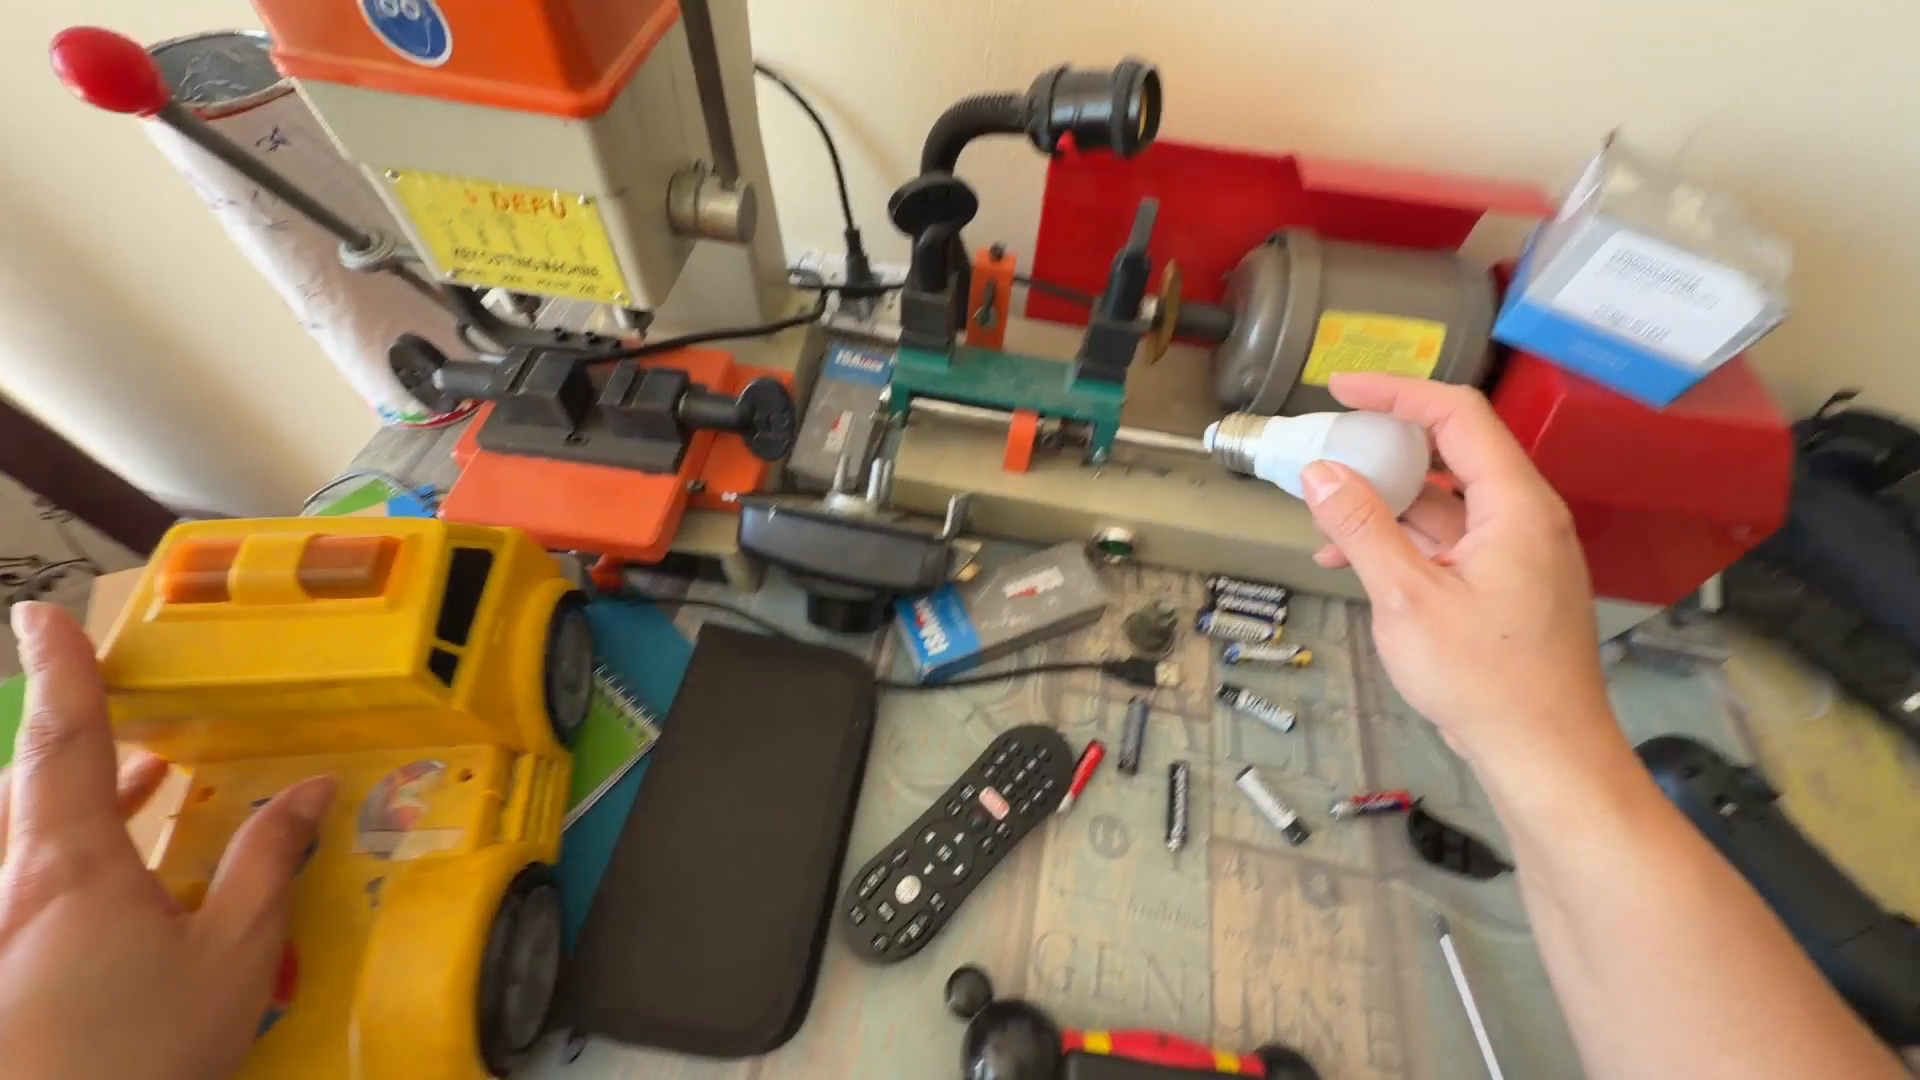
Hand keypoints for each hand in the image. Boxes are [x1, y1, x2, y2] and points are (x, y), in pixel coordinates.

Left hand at [0, 602, 333, 1079]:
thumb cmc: (138, 1050)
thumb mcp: (232, 953)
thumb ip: (265, 862)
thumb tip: (308, 790)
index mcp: (66, 874)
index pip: (66, 749)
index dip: (61, 677)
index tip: (40, 616)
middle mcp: (6, 890)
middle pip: (24, 786)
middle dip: (68, 731)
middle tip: (108, 690)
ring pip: (18, 832)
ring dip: (81, 787)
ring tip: (149, 765)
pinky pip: (25, 869)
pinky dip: (72, 836)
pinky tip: (124, 842)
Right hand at [1299, 374, 1616, 774]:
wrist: (1542, 752)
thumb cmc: (1482, 677)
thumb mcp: (1406, 597)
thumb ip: (1361, 527)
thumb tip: (1320, 471)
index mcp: (1515, 507)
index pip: (1457, 417)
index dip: (1397, 393)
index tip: (1341, 389)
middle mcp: (1521, 517)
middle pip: (1448, 454)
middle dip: (1380, 449)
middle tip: (1324, 452)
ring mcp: (1512, 551)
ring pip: (1440, 501)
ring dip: (1380, 502)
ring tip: (1322, 516)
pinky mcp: (1499, 580)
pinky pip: (1441, 539)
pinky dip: (1395, 539)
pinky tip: (1347, 559)